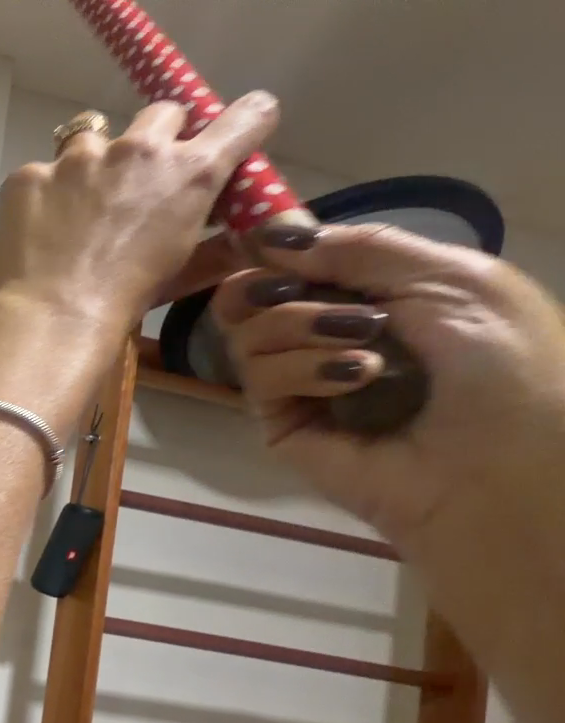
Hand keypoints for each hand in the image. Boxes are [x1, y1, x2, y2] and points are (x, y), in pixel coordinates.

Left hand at [0, 92, 281, 335]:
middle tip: (132, 183)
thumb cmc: (123, 300)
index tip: (224, 139)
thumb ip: (217, 242)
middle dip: (153, 140)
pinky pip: (39, 173)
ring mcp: (78, 159)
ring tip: (71, 209)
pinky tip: (34, 227)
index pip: (247, 114)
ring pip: (91, 139)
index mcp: (190, 170)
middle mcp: (138, 150)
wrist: (51, 316)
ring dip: (89, 164)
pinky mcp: (29, 176)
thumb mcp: (183, 269)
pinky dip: (40, 194)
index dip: (241, 124)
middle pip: (160, 115)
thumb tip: (242, 237)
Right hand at [211, 223, 564, 542]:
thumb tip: (269, 233)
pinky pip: (257, 377)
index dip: (272, 247)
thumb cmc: (504, 364)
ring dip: (299, 328)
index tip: (258, 239)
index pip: (296, 260)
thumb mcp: (453, 280)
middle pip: (247, 295)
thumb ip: (362, 250)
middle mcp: (324, 332)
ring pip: (245, 333)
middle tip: (297, 293)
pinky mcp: (277, 420)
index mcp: (374, 293)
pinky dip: (302, 369)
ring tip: (364, 349)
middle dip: (267, 287)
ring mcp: (297, 379)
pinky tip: (353, 380)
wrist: (504, 462)